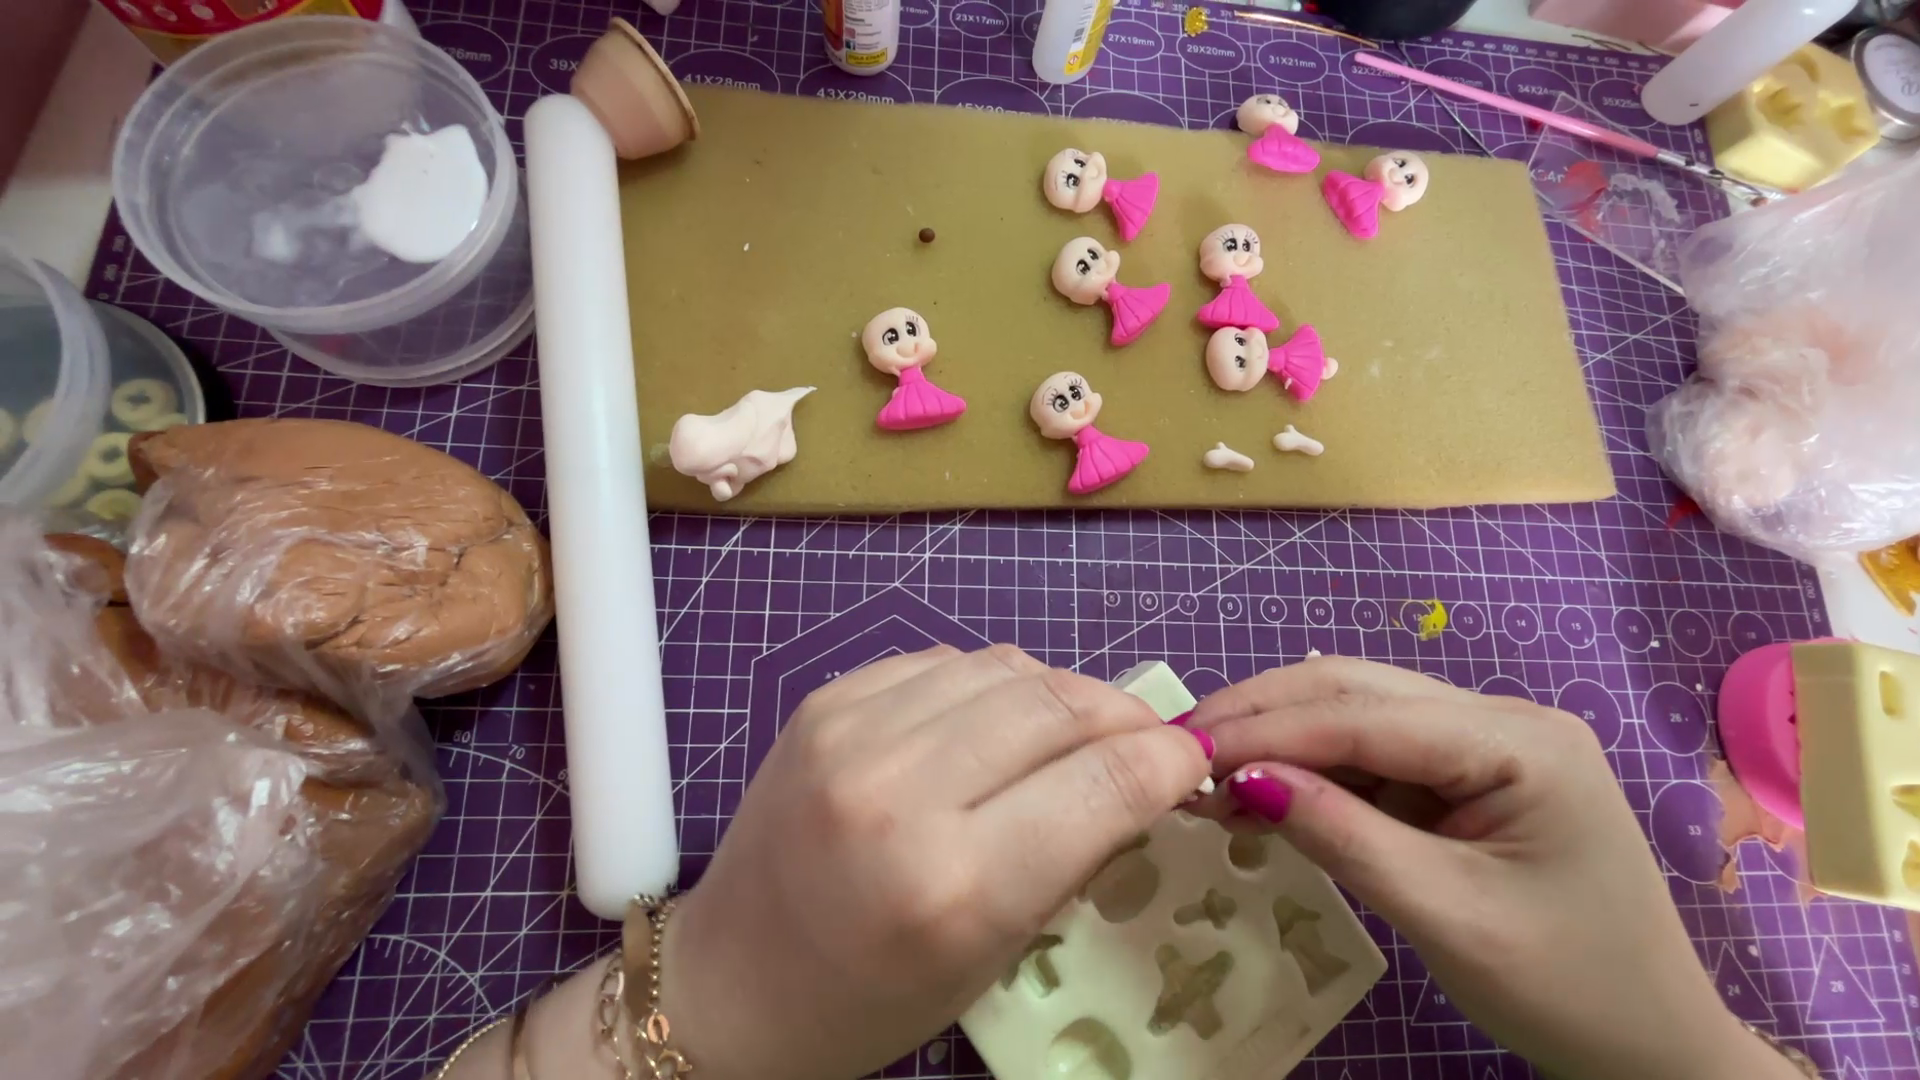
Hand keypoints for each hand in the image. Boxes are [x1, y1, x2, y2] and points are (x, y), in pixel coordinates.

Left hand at [660, 645, 1213, 1079]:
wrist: (731, 979)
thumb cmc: (871, 997)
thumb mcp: (992, 954)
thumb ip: (1071, 853)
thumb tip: (1136, 772)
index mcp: (951, 883)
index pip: (1099, 783)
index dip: (1164, 759)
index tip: (1188, 757)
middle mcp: (898, 790)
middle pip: (1053, 704)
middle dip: (1121, 712)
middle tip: (1145, 734)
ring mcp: (851, 731)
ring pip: (1002, 665)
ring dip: (1057, 690)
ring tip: (1071, 726)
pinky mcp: (824, 699)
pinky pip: (941, 661)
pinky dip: (988, 683)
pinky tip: (991, 717)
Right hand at [1186, 657, 1802, 1079]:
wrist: (1652, 1049)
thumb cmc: (1567, 990)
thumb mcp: (1446, 916)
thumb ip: (1341, 835)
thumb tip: (1241, 778)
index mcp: (1519, 742)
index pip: (1364, 717)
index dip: (1267, 731)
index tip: (1187, 753)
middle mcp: (1496, 717)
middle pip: (1350, 689)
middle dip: (1260, 715)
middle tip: (1182, 745)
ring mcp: (1474, 738)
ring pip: (1346, 710)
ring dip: (1274, 736)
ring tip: (1208, 771)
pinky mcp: (1452, 768)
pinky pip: (1361, 751)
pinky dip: (1302, 766)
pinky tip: (1258, 788)